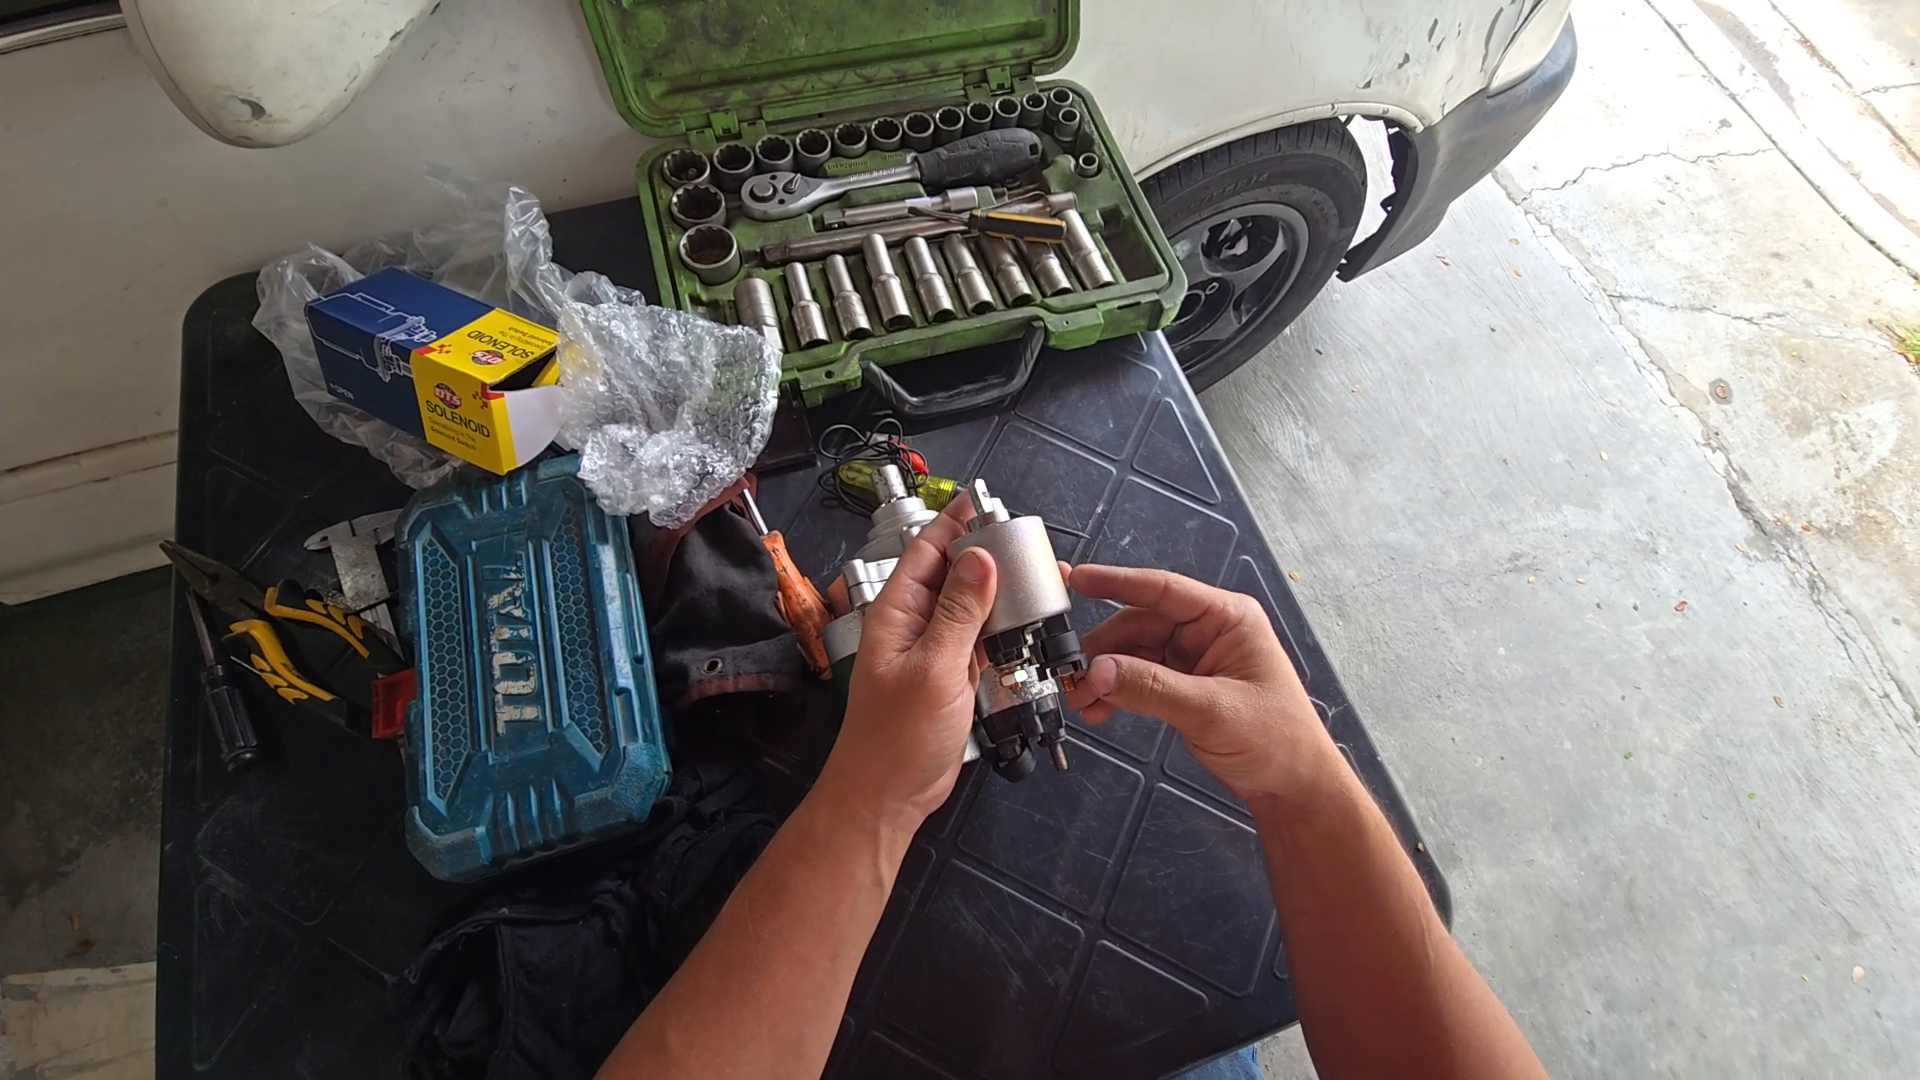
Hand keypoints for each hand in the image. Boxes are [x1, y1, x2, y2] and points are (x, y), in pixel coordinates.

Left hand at [816, 494, 996, 824]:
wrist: (890, 793)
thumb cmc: (896, 736)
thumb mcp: (933, 667)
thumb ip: (960, 612)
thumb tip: (981, 558)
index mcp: (898, 611)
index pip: (926, 551)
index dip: (955, 524)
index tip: (986, 504)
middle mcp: (916, 622)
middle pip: (953, 573)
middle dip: (985, 554)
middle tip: (1024, 543)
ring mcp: (935, 647)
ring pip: (970, 604)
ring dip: (998, 591)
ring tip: (1032, 577)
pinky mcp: (952, 671)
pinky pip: (979, 636)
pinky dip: (1001, 626)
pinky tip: (1024, 620)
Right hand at [1064, 564, 1337, 800]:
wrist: (1293, 789)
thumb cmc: (1275, 740)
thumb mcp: (1211, 710)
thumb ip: (1150, 688)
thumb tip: (1098, 671)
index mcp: (1225, 618)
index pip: (1162, 589)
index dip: (1116, 582)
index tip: (1078, 579)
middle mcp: (1206, 631)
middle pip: (1139, 624)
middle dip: (1104, 649)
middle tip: (1074, 675)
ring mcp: (1192, 657)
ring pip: (1133, 652)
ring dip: (1105, 675)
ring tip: (1082, 700)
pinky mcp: (1182, 684)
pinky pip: (1137, 678)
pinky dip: (1116, 692)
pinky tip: (1100, 710)